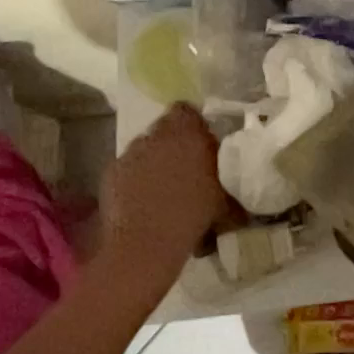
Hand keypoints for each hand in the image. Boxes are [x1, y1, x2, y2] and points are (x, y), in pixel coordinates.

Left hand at [101, 104, 226, 270]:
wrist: (146, 243)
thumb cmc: (194, 215)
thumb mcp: (226, 197)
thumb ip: (229, 178)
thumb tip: (241, 181)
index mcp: (189, 133)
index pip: (186, 110)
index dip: (193, 123)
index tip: (202, 142)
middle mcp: (157, 135)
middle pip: (164, 128)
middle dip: (174, 142)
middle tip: (186, 165)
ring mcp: (131, 153)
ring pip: (145, 148)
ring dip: (154, 160)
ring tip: (164, 187)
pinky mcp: (112, 172)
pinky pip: (128, 168)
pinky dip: (135, 178)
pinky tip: (143, 200)